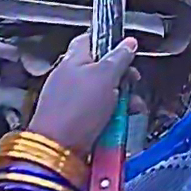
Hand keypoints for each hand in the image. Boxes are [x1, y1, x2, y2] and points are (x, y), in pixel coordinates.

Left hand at [29, 33, 137, 150]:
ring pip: (103, 94)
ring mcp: (71, 100)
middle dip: (122, 77)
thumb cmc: (77, 108)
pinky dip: (111, 118)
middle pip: (102, 69)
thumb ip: (119, 58)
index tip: (127, 50)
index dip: (109, 41)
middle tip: (133, 84)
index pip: (91, 39)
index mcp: (73, 59)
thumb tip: (129, 42)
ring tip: (131, 109)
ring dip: (121, 101)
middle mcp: (70, 77)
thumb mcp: (106, 77)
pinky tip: (120, 125)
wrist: (58, 151)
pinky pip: (98, 115)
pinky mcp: (75, 122)